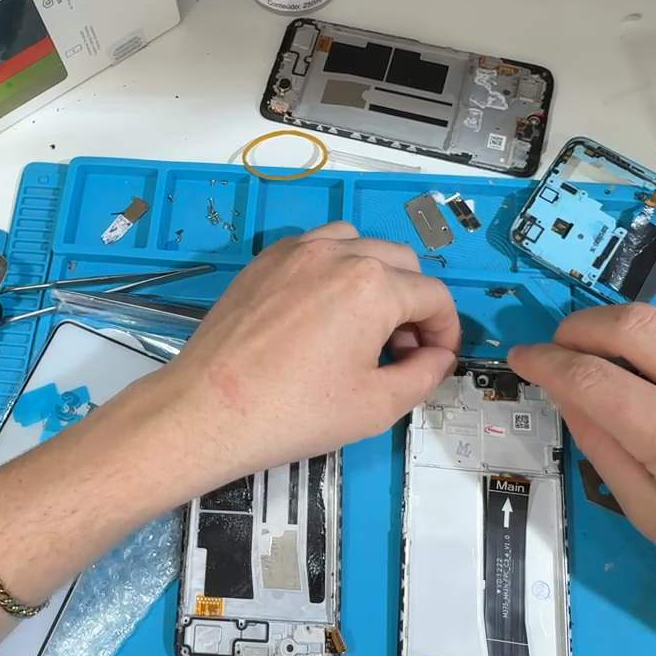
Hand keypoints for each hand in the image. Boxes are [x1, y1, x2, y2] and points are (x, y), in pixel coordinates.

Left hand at [149, 222, 459, 486]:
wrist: (210, 409)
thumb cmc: (294, 412)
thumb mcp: (377, 406)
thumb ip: (423, 375)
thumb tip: (438, 356)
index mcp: (372, 285)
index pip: (434, 295)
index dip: (446, 330)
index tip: (436, 359)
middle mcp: (336, 253)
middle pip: (401, 262)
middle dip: (413, 303)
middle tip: (400, 349)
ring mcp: (296, 251)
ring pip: (357, 243)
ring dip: (375, 276)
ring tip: (363, 322)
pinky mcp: (264, 260)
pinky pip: (314, 247)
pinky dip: (333, 268)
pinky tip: (321, 311)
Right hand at [508, 296, 655, 655]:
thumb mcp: (654, 519)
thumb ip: (600, 443)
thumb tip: (562, 386)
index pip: (593, 379)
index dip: (545, 361)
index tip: (524, 357)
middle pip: (635, 325)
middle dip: (582, 328)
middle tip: (568, 346)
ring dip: (648, 329)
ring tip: (647, 363)